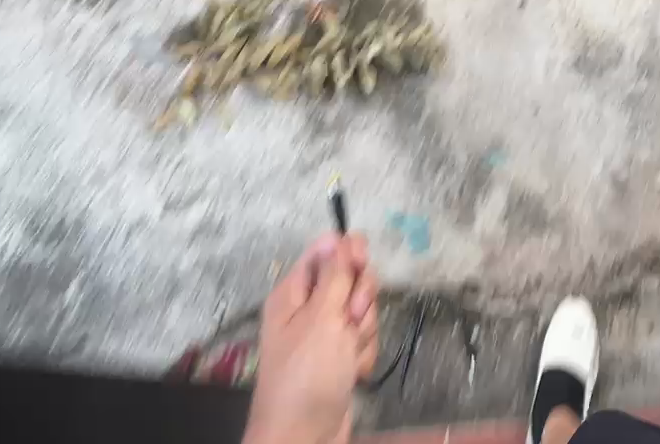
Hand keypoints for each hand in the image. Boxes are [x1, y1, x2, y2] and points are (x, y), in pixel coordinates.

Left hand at [244, 234, 380, 443]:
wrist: (305, 441)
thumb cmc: (307, 375)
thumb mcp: (322, 318)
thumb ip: (336, 274)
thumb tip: (337, 235)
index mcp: (295, 292)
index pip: (327, 249)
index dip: (349, 252)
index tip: (361, 264)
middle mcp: (309, 307)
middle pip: (352, 277)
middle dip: (361, 298)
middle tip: (352, 319)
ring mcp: (326, 333)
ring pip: (363, 308)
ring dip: (364, 330)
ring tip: (349, 355)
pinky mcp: (341, 355)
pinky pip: (364, 337)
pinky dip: (364, 352)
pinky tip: (353, 372)